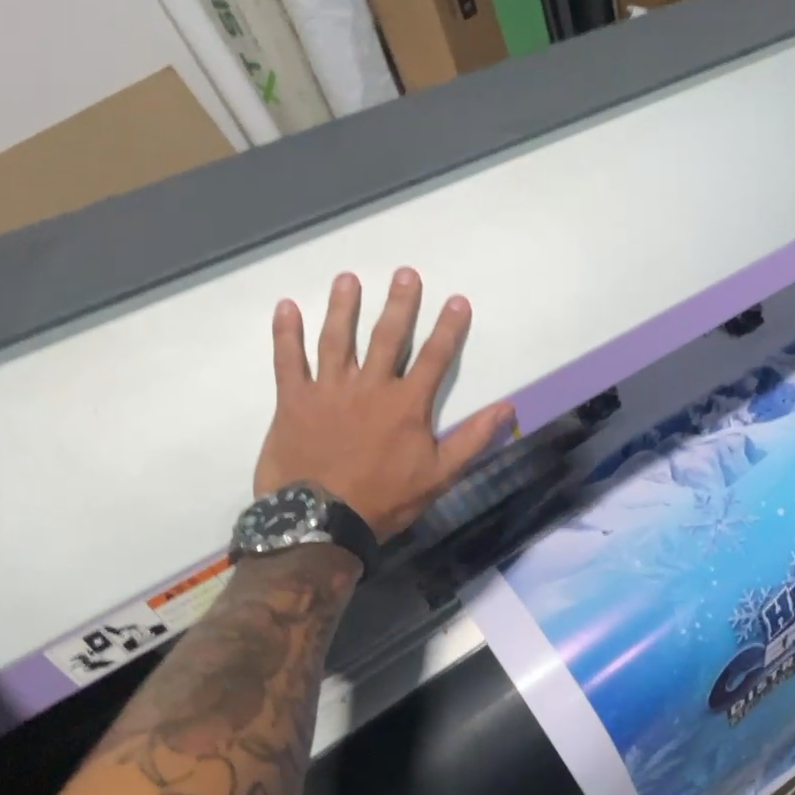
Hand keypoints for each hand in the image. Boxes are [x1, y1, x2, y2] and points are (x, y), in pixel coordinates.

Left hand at [255, 269, 513, 541]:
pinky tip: (286, 308)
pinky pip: (288, 361)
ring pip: (338, 339)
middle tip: (404, 273)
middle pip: (388, 337)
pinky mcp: (294, 401)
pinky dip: (286, 334)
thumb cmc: (385, 499)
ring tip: (348, 279)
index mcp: (407, 404)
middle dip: (399, 304)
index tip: (457, 300)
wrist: (320, 521)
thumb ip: (473, 439)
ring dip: (344, 307)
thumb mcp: (440, 475)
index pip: (435, 357)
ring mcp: (329, 390)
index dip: (448, 328)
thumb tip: (508, 409)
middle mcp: (370, 387)